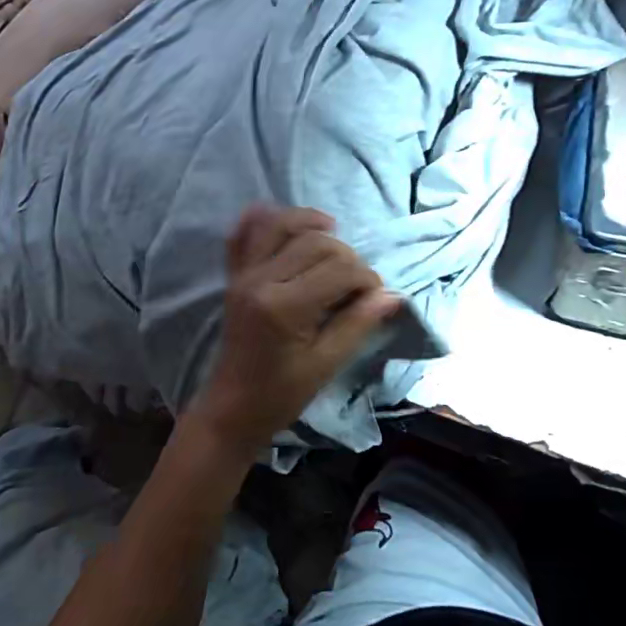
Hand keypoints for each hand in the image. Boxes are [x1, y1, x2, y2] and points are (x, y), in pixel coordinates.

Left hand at [186, 205, 398, 457]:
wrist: (232, 408)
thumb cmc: (281, 394)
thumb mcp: (326, 364)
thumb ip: (358, 323)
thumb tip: (393, 294)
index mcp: (284, 306)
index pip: (339, 269)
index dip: (367, 278)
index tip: (375, 298)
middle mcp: (260, 279)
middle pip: (314, 242)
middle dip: (346, 256)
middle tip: (357, 283)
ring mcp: (242, 275)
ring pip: (279, 226)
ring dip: (308, 222)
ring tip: (331, 230)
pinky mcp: (232, 277)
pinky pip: (242, 235)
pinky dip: (260, 219)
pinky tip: (282, 217)